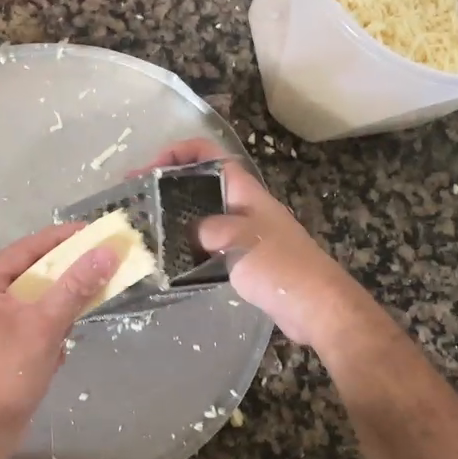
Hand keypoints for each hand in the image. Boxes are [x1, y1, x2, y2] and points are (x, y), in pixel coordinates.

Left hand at [0, 223, 117, 439]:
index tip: (95, 232)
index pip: (27, 248)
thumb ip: (76, 286)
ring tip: (81, 311)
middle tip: (99, 266)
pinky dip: (49, 327)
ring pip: (33, 300)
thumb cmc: (8, 373)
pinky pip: (29, 322)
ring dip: (58, 306)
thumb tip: (106, 252)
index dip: (63, 238)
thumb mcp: (46, 325)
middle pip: (31, 273)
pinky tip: (60, 346)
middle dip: (65, 275)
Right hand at [139, 138, 378, 349]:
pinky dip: (191, 247)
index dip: (180, 152)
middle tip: (140, 200)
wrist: (317, 306)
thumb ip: (205, 228)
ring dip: (178, 218)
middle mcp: (245, 206)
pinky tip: (173, 261)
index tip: (150, 168)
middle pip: (203, 184)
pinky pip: (212, 245)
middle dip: (170, 187)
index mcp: (245, 191)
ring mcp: (247, 233)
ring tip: (148, 229)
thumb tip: (188, 232)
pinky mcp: (247, 260)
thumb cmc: (280, 266)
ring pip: (205, 216)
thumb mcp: (236, 239)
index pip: (210, 155)